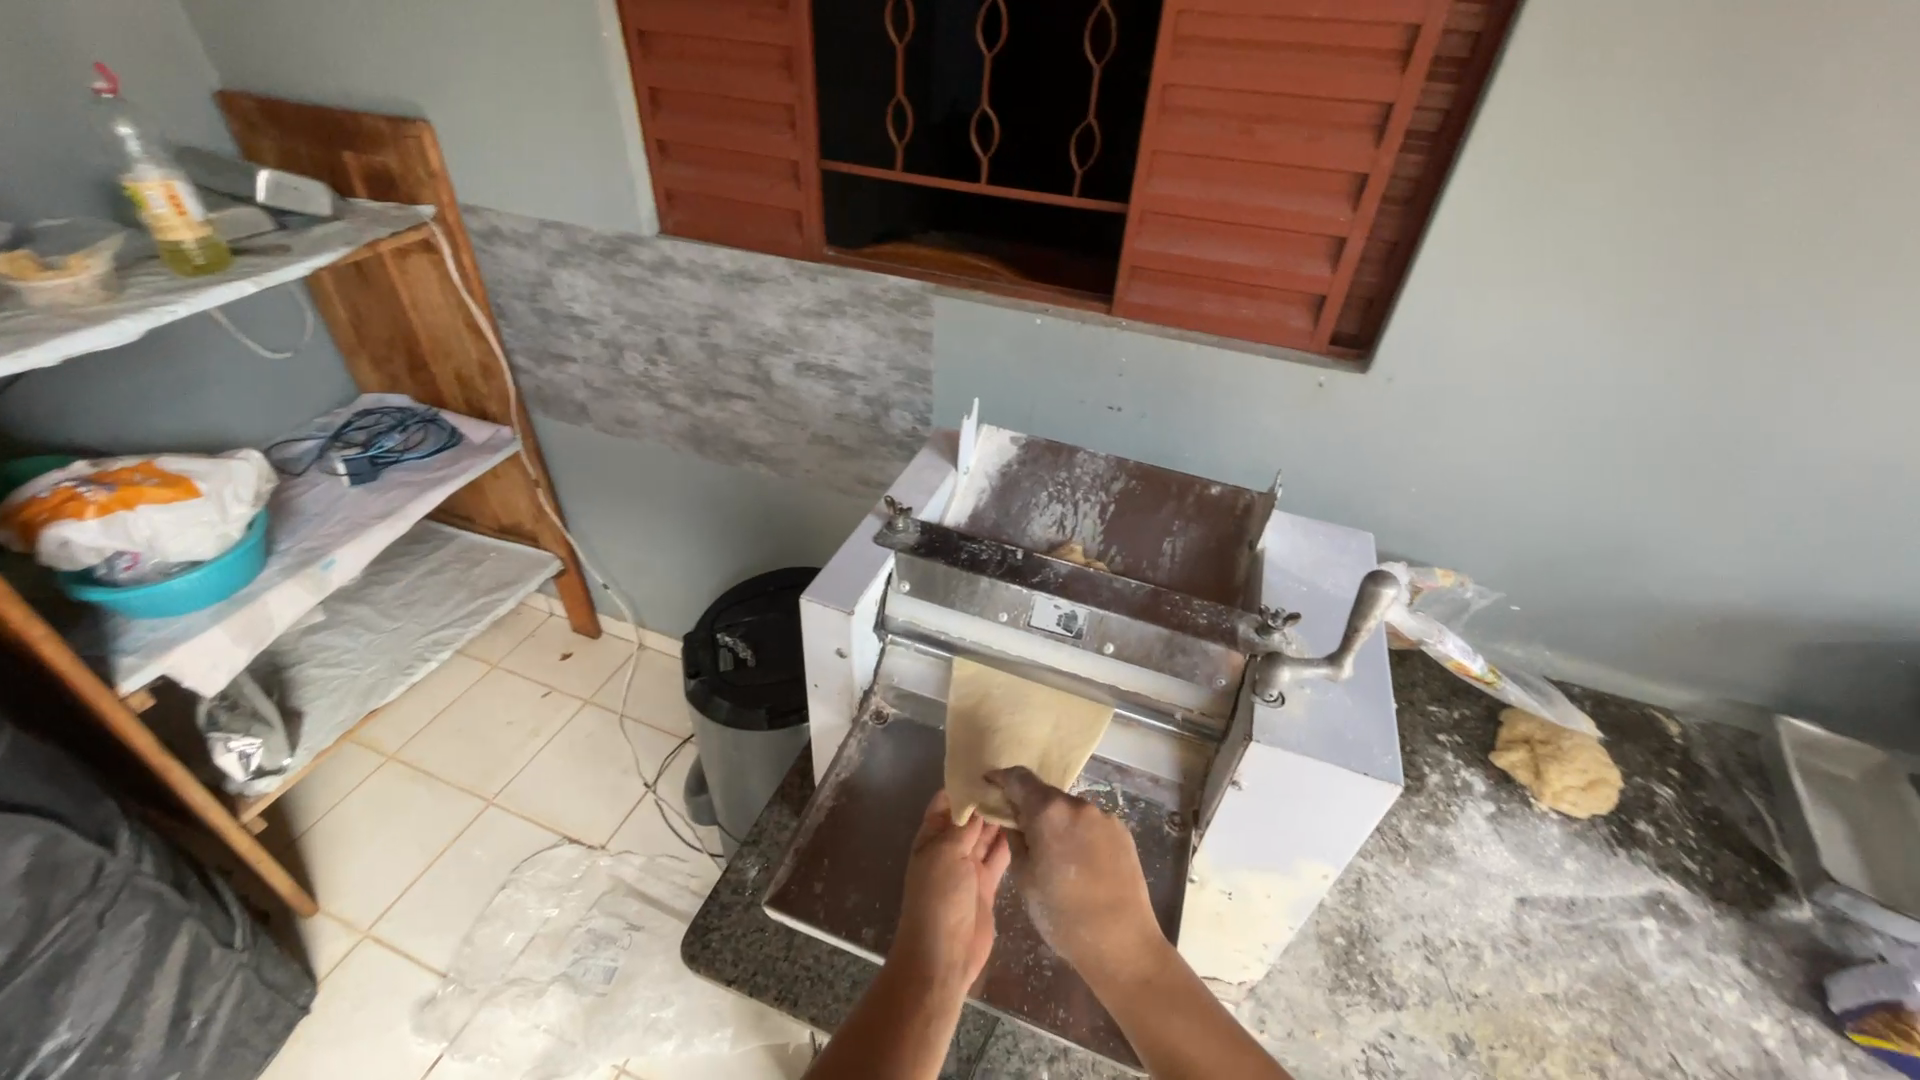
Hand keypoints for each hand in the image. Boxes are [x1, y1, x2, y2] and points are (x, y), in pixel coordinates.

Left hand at [889, 789, 1011, 996]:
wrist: (944, 956)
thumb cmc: (938, 900)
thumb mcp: (946, 855)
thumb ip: (964, 827)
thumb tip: (980, 798)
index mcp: (931, 838)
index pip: (946, 802)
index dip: (964, 784)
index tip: (988, 763)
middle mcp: (949, 849)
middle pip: (970, 818)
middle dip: (987, 799)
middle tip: (1016, 775)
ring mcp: (968, 869)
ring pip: (987, 837)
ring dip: (1001, 820)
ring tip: (1026, 795)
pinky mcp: (987, 886)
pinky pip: (999, 858)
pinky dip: (1010, 844)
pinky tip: (1027, 827)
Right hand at [986, 767, 1166, 982]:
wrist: (1121, 942)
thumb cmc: (1062, 915)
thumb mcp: (1024, 879)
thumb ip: (1014, 838)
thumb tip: (1010, 818)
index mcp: (1049, 812)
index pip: (1019, 778)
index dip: (1002, 778)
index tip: (990, 782)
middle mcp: (1078, 805)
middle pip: (1046, 795)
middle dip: (1031, 807)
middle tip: (1020, 830)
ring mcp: (1104, 817)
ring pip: (1070, 811)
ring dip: (1057, 823)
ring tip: (1054, 854)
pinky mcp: (1123, 832)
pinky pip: (1091, 824)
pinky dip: (1078, 834)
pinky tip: (1079, 862)